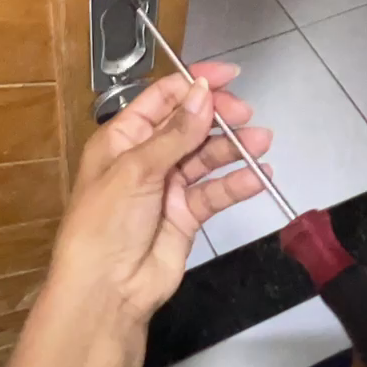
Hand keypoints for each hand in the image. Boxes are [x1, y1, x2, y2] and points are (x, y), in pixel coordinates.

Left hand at [49, 64, 270, 321]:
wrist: (106, 290)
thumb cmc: (105, 223)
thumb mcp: (136, 170)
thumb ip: (175, 133)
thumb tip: (202, 92)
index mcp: (122, 138)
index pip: (162, 98)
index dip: (194, 84)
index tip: (229, 75)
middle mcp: (145, 157)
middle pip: (188, 125)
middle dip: (217, 116)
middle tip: (245, 114)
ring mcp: (167, 186)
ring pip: (205, 157)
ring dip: (233, 147)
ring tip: (262, 141)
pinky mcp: (186, 215)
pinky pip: (215, 192)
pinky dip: (236, 183)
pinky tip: (258, 176)